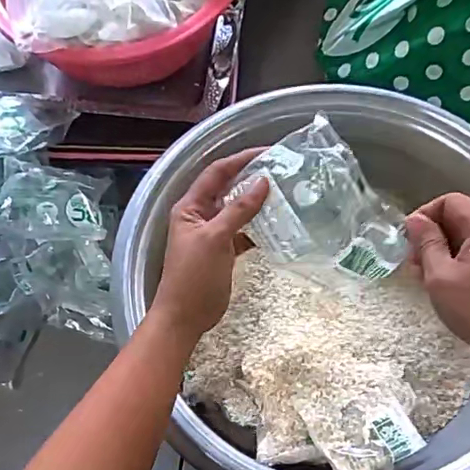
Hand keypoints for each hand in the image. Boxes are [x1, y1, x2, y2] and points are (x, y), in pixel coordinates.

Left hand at [150, 147, 268, 344]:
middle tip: (282, 170)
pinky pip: (243, 232)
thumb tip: (262, 182)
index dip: (240, 159)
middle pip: (228, 188)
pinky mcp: (223, 251)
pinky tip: (277, 226)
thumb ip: (238, 210)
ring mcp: (212, 234)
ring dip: (257, 203)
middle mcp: (200, 216)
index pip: (217, 173)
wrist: (185, 317)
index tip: (268, 152)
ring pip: (237, 210)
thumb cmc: (193, 277)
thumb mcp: (216, 239)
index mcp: (190, 207)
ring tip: (284, 194)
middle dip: (252, 178)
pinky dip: (258, 228)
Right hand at [406, 193, 469, 369]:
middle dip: (436, 235)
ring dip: (449, 248)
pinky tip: (453, 279)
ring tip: (432, 275)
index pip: (451, 202)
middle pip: (463, 216)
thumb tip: (414, 220)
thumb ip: (426, 243)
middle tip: (417, 264)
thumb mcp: (440, 277)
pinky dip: (467, 257)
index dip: (425, 217)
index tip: (410, 241)